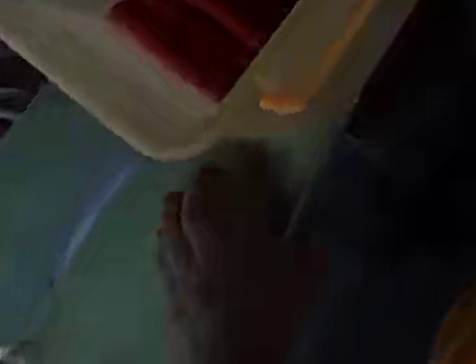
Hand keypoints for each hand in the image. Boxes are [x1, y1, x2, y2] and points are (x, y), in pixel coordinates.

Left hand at [158, 145, 326, 363]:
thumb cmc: (271, 324)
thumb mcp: (306, 287)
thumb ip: (311, 256)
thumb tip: (312, 239)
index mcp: (249, 238)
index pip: (250, 190)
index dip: (252, 167)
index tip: (254, 150)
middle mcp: (214, 246)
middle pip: (200, 204)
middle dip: (203, 184)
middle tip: (209, 172)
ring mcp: (187, 271)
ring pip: (174, 229)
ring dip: (175, 208)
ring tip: (178, 195)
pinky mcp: (169, 296)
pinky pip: (162, 259)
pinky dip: (163, 241)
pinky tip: (163, 236)